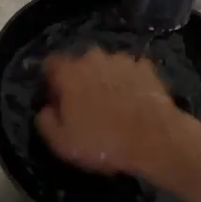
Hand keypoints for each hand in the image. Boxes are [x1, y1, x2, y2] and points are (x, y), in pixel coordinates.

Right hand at [35, 49, 190, 177]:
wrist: (155, 139)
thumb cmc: (103, 142)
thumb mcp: (62, 143)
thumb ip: (45, 122)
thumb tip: (45, 109)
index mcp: (69, 72)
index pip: (50, 65)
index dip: (51, 82)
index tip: (56, 100)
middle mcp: (93, 58)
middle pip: (79, 64)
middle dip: (79, 80)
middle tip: (85, 107)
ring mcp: (122, 60)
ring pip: (105, 66)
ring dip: (105, 80)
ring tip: (113, 105)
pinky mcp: (145, 67)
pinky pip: (130, 72)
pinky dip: (129, 82)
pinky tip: (134, 102)